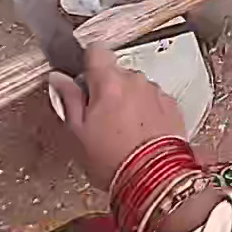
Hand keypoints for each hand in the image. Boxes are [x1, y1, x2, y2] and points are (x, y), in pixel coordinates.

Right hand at [49, 44, 186, 189]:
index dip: (88, 64)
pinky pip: (154, 100)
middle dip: (108, 88)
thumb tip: (58, 78)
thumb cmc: (112, 159)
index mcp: (108, 82)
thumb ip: (68, 99)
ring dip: (129, 100)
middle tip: (101, 118)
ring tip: (124, 132)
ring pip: (136, 87)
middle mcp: (135, 80)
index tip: (85, 82)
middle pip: (117, 72)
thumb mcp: (77, 133)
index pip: (96, 51)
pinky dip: (147, 111)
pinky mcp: (172, 106)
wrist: (154, 180)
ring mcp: (156, 92)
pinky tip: (142, 135)